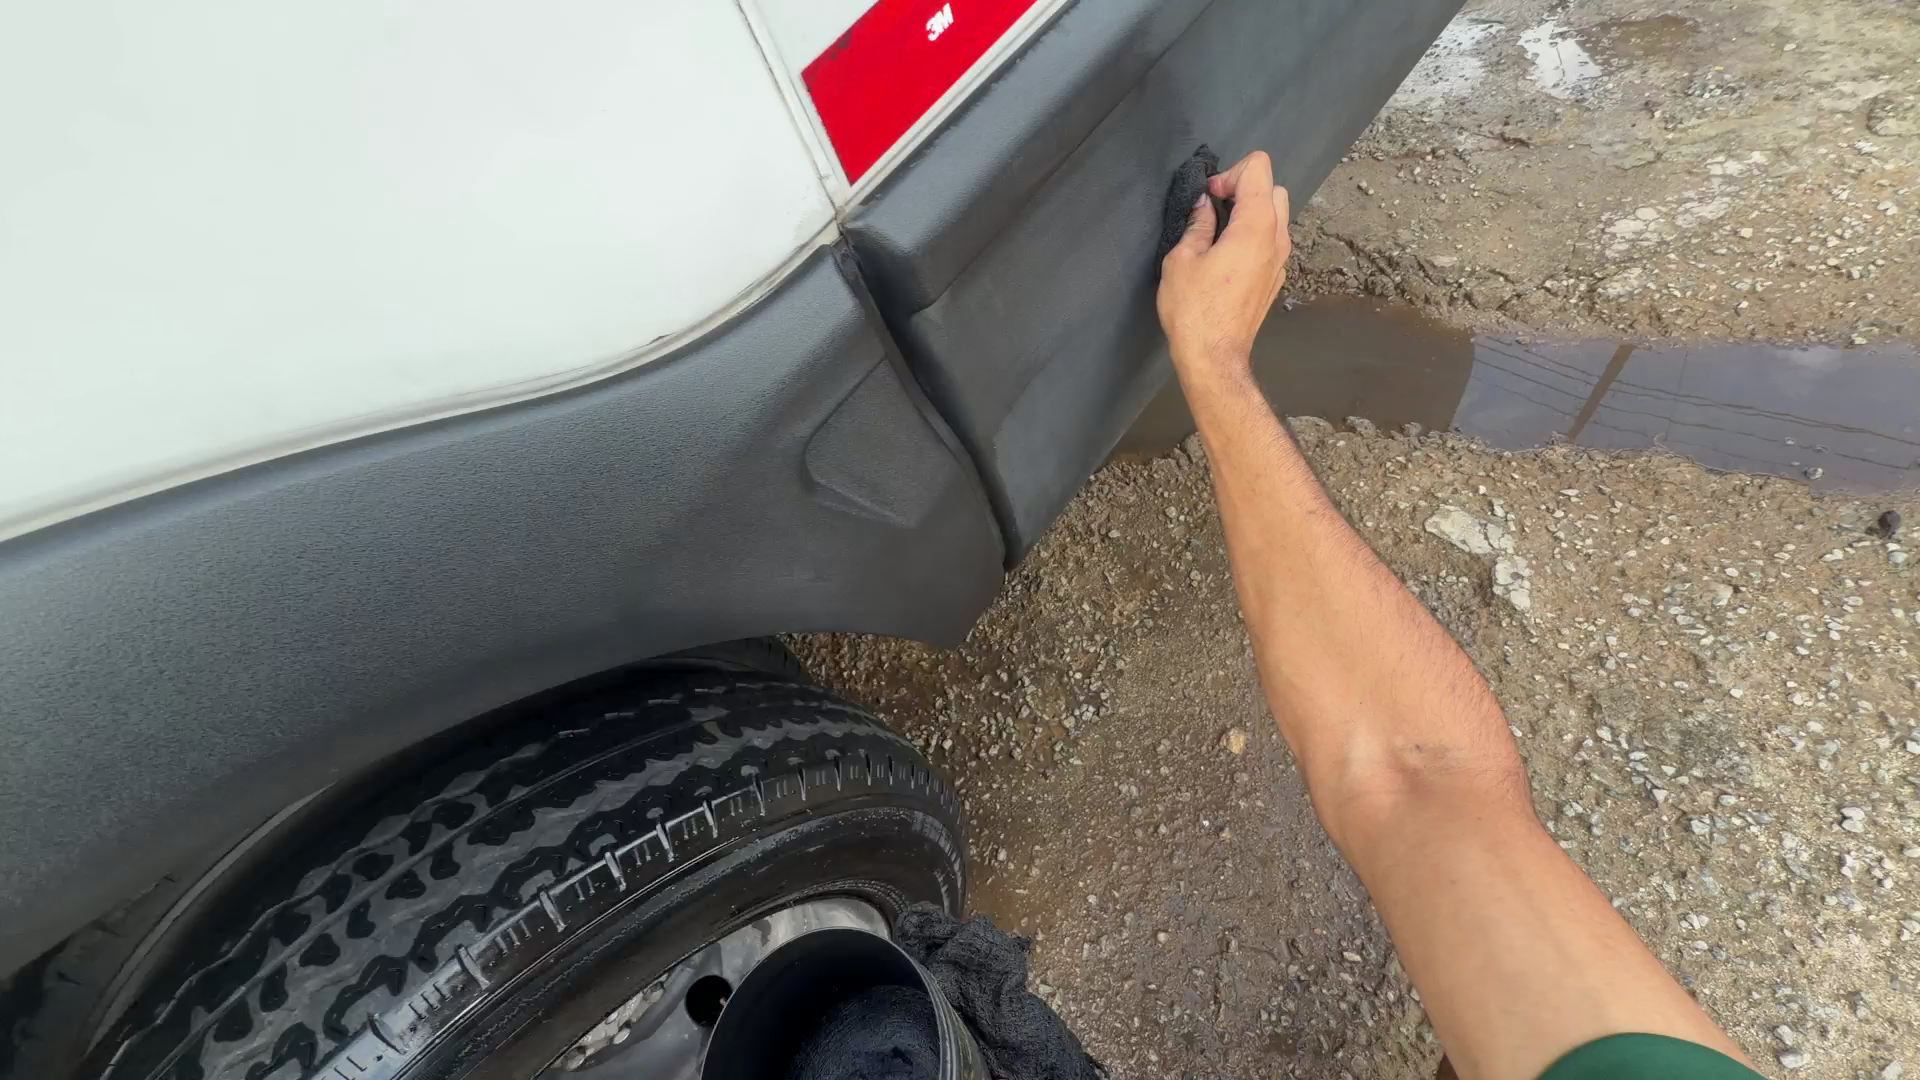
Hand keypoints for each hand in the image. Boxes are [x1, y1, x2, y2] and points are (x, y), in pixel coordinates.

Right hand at [1156, 151, 1291, 379]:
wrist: (1213, 356)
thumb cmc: (1194, 311)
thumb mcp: (1181, 260)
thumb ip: (1196, 225)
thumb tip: (1203, 207)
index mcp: (1255, 225)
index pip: (1258, 168)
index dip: (1228, 175)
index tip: (1208, 199)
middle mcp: (1276, 238)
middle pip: (1272, 189)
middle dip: (1243, 191)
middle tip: (1213, 212)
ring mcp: (1279, 261)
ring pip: (1274, 217)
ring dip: (1248, 215)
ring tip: (1217, 236)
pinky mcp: (1274, 280)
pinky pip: (1269, 244)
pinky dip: (1252, 239)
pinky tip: (1225, 260)